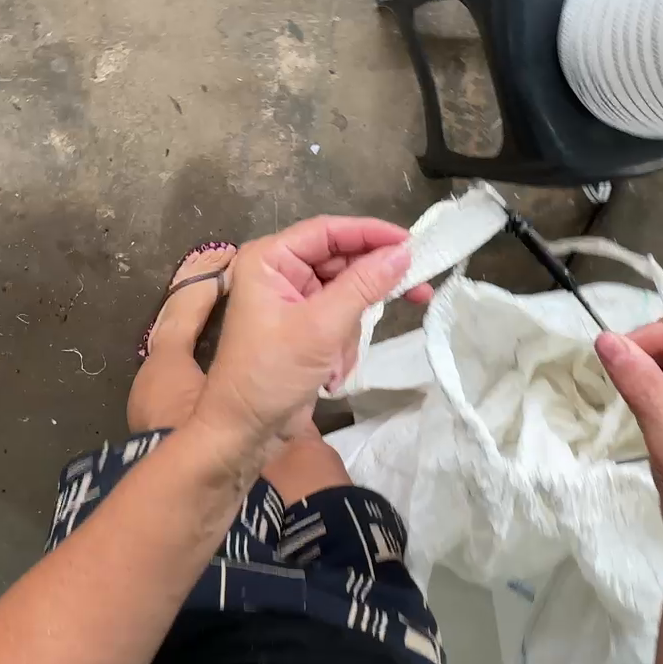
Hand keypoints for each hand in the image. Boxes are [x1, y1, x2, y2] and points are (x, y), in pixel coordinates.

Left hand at [191, 216, 428, 457]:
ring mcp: (292, 299)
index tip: (411, 241)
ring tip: (337, 359)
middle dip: (368, 290)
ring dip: (351, 328)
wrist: (244, 432)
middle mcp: (279, 271)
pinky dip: (344, 343)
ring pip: (347, 293)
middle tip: (418, 289)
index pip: (328, 231)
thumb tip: (403, 252)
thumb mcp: (322, 327)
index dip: (371, 233)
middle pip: (341, 261)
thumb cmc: (272, 373)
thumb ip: (364, 285)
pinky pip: (341, 318)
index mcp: (270, 258)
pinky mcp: (304, 325)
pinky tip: (332, 372)